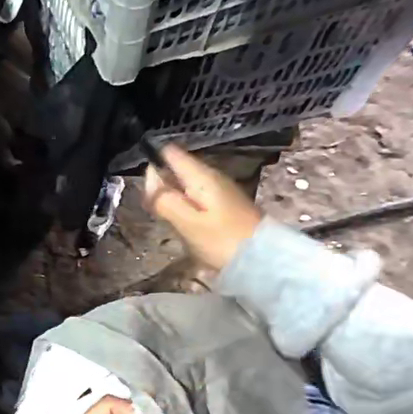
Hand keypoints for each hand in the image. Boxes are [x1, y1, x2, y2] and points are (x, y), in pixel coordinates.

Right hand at [141, 143, 263, 273]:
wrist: (264, 260)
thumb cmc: (223, 241)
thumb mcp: (187, 222)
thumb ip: (165, 198)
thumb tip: (149, 175)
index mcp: (201, 176)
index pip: (171, 153)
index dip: (154, 163)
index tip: (148, 189)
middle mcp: (212, 176)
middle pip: (178, 170)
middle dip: (162, 187)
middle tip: (158, 213)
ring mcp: (221, 190)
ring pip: (187, 186)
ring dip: (174, 201)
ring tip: (172, 223)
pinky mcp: (226, 205)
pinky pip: (198, 199)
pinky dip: (188, 209)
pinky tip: (188, 227)